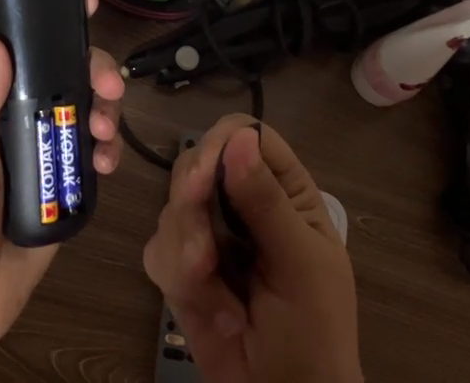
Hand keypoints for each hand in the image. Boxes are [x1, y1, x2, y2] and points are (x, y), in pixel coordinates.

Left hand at [0, 0, 123, 358]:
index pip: (17, 59)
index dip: (48, 31)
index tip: (83, 8)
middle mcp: (13, 128)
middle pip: (61, 81)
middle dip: (91, 72)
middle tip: (109, 84)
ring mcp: (41, 159)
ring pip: (82, 115)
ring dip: (105, 110)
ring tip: (108, 129)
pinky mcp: (63, 191)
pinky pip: (91, 159)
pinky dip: (107, 152)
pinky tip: (108, 160)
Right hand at [143, 115, 363, 382]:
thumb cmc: (313, 333)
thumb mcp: (301, 265)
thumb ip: (267, 202)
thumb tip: (239, 137)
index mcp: (285, 190)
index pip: (245, 136)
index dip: (218, 148)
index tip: (201, 186)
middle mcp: (243, 202)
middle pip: (196, 165)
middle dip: (192, 214)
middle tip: (202, 261)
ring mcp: (209, 232)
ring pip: (171, 209)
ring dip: (188, 260)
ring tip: (224, 309)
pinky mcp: (181, 266)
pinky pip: (157, 250)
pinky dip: (180, 284)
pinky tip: (214, 315)